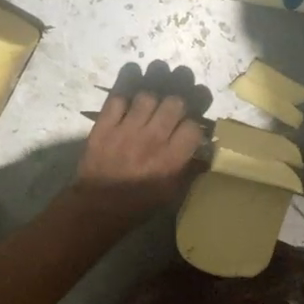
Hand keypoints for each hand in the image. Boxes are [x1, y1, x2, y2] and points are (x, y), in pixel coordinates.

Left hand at [71, 61, 205, 216]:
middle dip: (175, 106)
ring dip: (149, 102)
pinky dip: (122, 102)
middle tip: (169, 114)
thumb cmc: (138, 203)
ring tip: (146, 111)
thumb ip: (189, 171)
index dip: (192, 126)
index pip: (193, 126)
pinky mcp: (104, 126)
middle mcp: (152, 139)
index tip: (186, 131)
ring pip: (147, 97)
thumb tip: (205, 156)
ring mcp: (127, 130)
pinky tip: (124, 112)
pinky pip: (118, 100)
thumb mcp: (171, 194)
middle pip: (174, 103)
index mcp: (171, 159)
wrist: (98, 206)